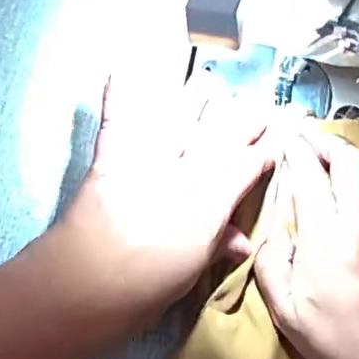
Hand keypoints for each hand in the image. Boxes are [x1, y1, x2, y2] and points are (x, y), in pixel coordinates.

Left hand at [17, 74, 272, 348]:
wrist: (84, 284)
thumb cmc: (142, 289)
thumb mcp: (190, 272)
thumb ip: (216, 247)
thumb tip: (243, 243)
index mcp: (208, 206)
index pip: (244, 169)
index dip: (262, 154)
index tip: (274, 142)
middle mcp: (182, 175)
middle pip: (218, 137)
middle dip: (241, 121)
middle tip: (257, 106)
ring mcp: (145, 162)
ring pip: (176, 120)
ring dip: (193, 99)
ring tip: (208, 83)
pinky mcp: (109, 159)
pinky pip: (117, 121)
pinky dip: (118, 95)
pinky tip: (120, 70)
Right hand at [257, 134, 358, 358]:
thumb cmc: (340, 346)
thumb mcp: (286, 312)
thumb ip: (270, 264)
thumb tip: (276, 232)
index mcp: (327, 238)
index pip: (309, 175)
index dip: (296, 150)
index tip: (286, 139)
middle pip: (352, 160)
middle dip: (328, 142)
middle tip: (312, 142)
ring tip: (343, 163)